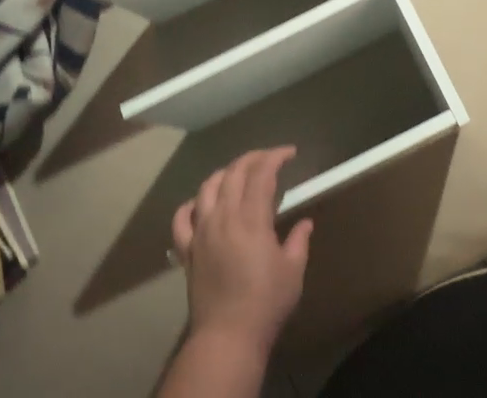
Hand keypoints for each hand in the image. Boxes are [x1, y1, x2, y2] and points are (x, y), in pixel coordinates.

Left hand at [171, 147, 313, 354]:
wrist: (228, 335)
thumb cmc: (266, 302)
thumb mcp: (293, 270)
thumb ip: (299, 241)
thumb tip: (305, 223)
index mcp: (251, 218)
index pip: (262, 173)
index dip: (275, 157)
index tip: (290, 152)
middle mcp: (223, 216)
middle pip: (234, 173)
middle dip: (253, 158)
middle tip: (269, 158)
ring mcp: (201, 231)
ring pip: (207, 187)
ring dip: (225, 173)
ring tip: (238, 174)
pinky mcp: (187, 250)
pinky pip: (182, 218)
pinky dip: (191, 204)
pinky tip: (201, 203)